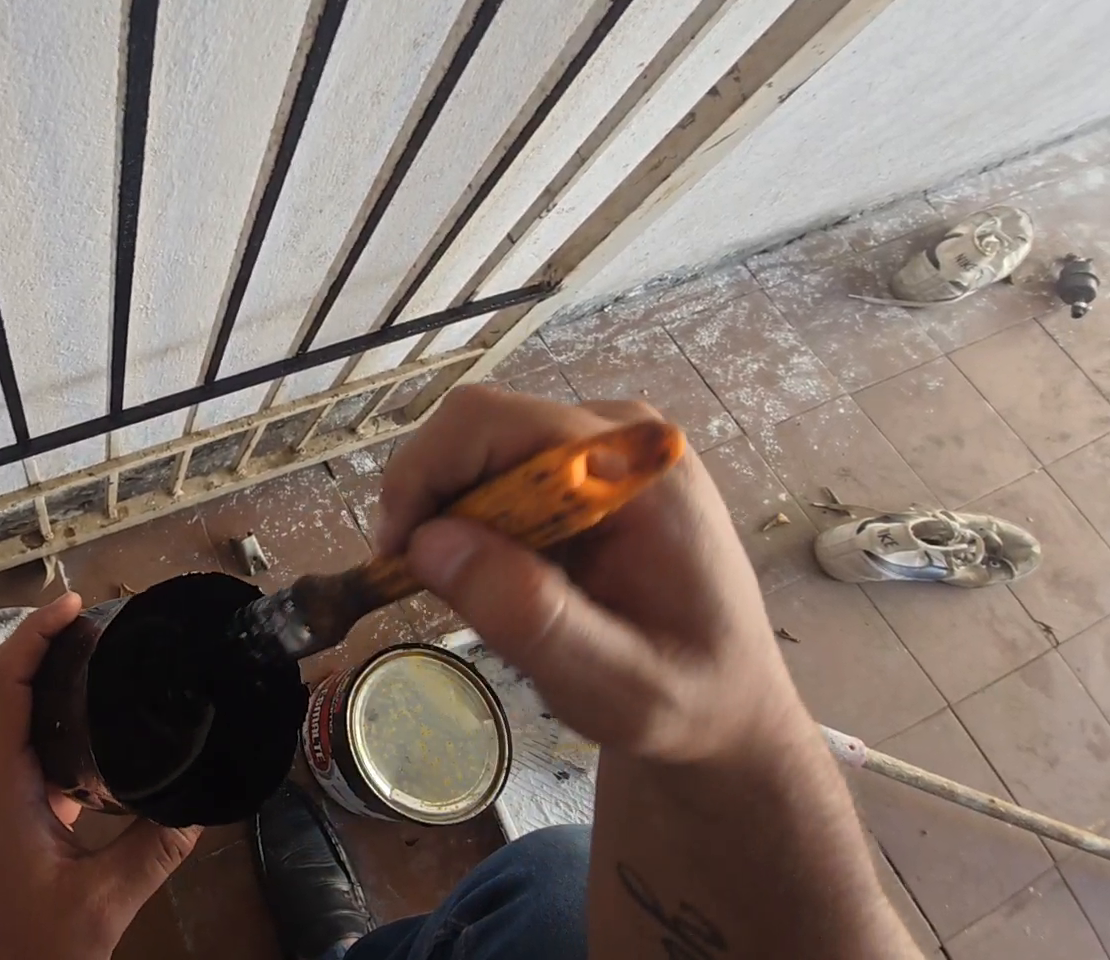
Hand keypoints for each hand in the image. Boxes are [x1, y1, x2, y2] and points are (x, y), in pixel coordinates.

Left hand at [0, 592, 202, 959]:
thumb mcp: (101, 903)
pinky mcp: (5, 807)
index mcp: (0, 785)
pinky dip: (45, 707)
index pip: (5, 686)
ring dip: (37, 668)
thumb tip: (200, 802)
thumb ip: (154, 851)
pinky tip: (87, 710)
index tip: (74, 605)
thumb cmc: (32, 950)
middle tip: (88, 616)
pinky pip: (20, 737)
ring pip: (4, 708)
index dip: (35, 636)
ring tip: (89, 646)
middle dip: (37, 640)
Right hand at [376, 386, 805, 763]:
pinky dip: (462, 513)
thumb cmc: (686, 699)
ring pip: (472, 445)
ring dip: (443, 510)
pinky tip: (488, 566)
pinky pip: (488, 464)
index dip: (423, 473)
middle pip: (472, 427)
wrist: (729, 703)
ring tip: (465, 582)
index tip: (397, 551)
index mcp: (635, 470)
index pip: (489, 423)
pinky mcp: (577, 463)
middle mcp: (614, 435)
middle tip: (420, 575)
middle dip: (427, 497)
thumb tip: (426, 542)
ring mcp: (596, 444)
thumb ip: (530, 615)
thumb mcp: (614, 686)